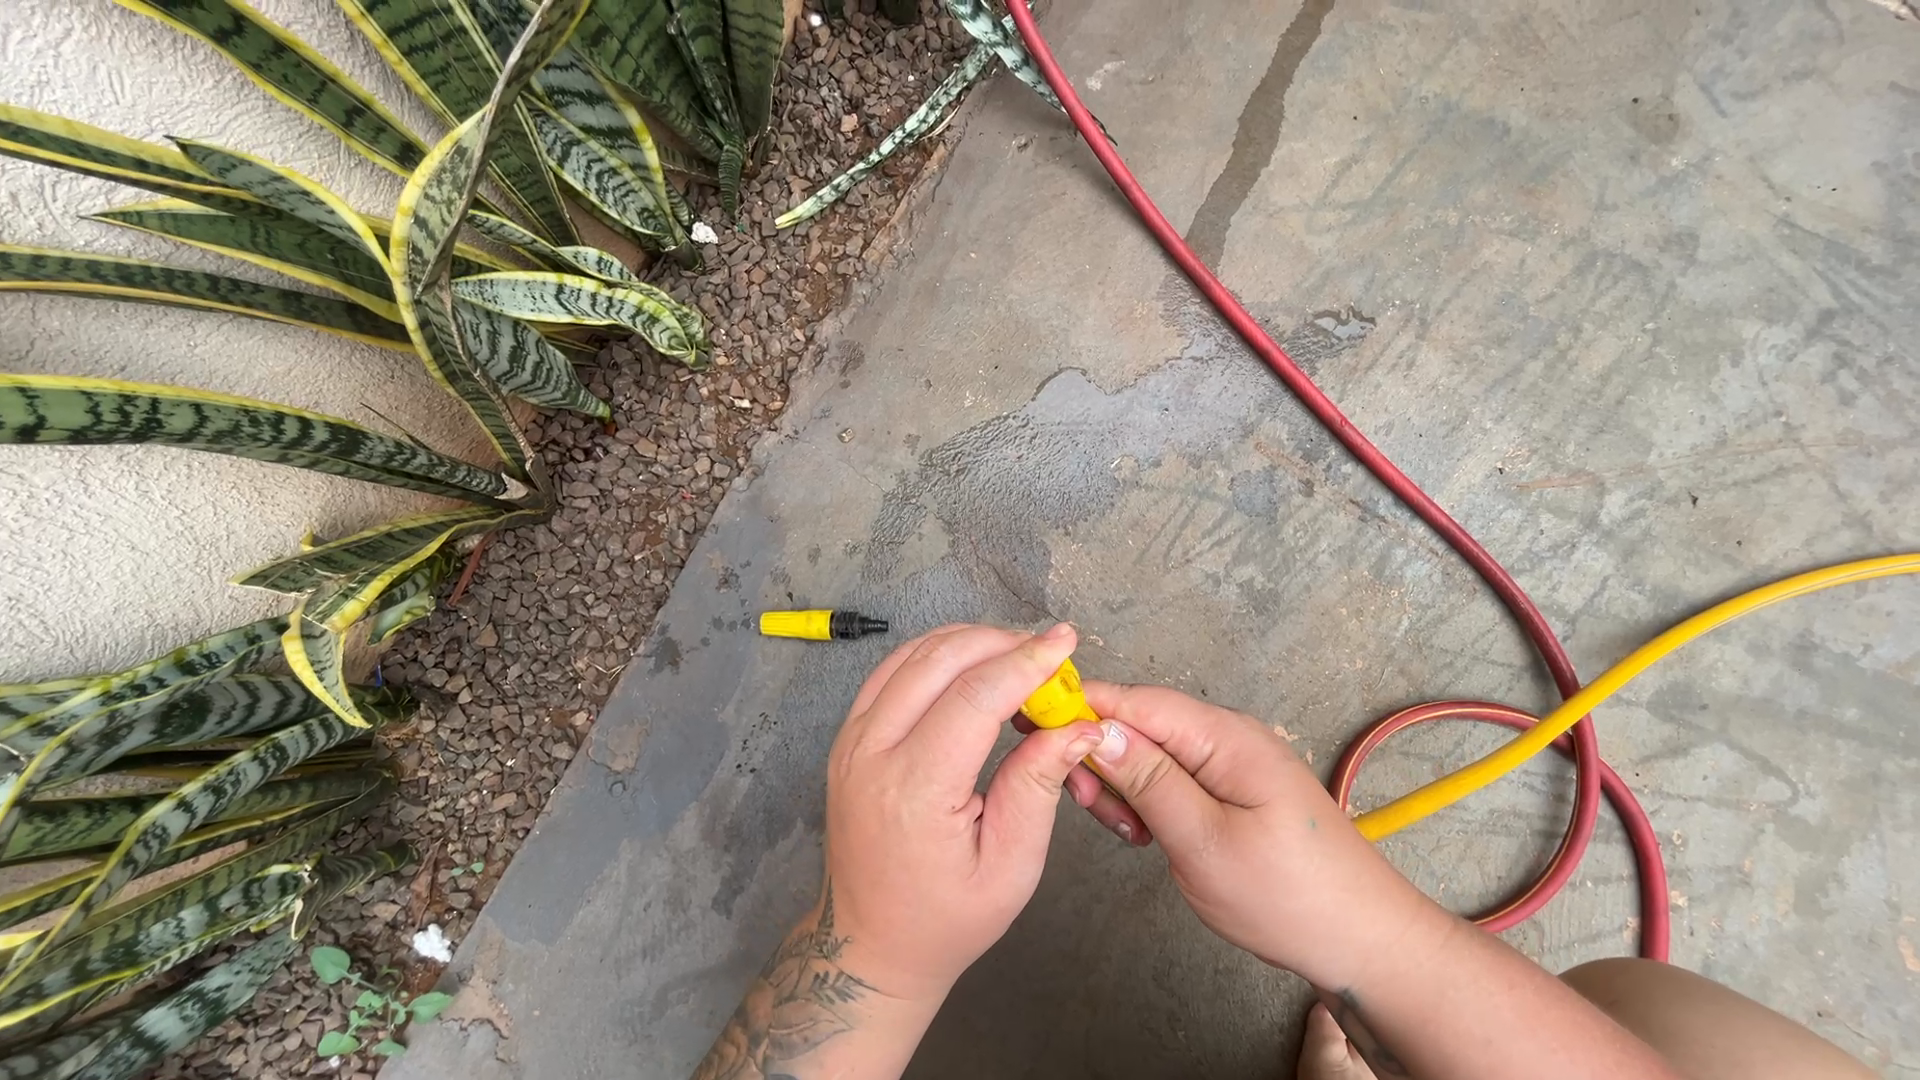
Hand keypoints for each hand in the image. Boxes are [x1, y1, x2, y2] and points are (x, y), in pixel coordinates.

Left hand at [822, 623, 1111, 1002]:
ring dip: (968, 642)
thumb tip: (1076, 725)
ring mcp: (850, 741)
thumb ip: (1038, 786)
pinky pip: (891, 671)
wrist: (869, 943)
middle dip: (1001, 642)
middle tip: (1047, 653)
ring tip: (1016, 657)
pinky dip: (936, 655)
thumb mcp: (1009, 868)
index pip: (974, 696)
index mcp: (914, 789)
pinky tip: (971, 666)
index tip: (1065, 641)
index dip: (1026, 661)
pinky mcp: (847, 737)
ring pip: (911, 654)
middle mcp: (871, 753)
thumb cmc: (944, 919)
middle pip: (939, 660)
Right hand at [1081, 681, 1441, 987]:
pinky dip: (1148, 798)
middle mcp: (1226, 736)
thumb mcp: (1203, 842)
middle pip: (1141, 723)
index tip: (1033, 721)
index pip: (1136, 700)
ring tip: (1129, 832)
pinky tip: (1147, 833)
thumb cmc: (1287, 896)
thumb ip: (1148, 780)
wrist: (1364, 942)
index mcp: (1224, 737)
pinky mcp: (1230, 786)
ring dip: (1125, 783)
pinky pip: (1173, 775)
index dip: (1082, 705)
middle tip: (1090, 807)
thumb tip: (1096, 728)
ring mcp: (1230, 761)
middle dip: (1103, 755)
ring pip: (1152, 751)